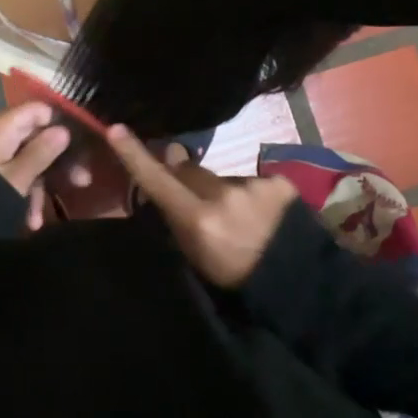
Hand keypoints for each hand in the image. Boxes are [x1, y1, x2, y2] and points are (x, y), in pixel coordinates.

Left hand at [0, 103, 71, 229]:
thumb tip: (64, 129)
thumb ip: (41, 152)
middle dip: (57, 162)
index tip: (81, 147)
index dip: (61, 125)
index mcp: (0, 124)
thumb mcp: (17, 179)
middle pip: (35, 136)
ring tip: (40, 219)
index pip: (39, 110)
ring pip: (25, 158)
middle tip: (82, 182)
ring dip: (38, 186)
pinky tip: (29, 220)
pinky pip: (11, 171)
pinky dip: (22, 191)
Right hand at [106, 124, 299, 287]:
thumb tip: (164, 178)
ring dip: (222, 190)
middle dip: (185, 177)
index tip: (115, 129)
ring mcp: (252, 185)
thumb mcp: (197, 257)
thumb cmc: (237, 279)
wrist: (301, 287)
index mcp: (198, 220)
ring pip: (221, 176)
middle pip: (189, 170)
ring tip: (241, 218)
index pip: (157, 181)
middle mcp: (222, 195)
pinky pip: (253, 181)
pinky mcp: (278, 182)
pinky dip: (253, 195)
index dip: (134, 155)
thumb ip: (177, 217)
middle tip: (196, 200)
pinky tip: (265, 216)